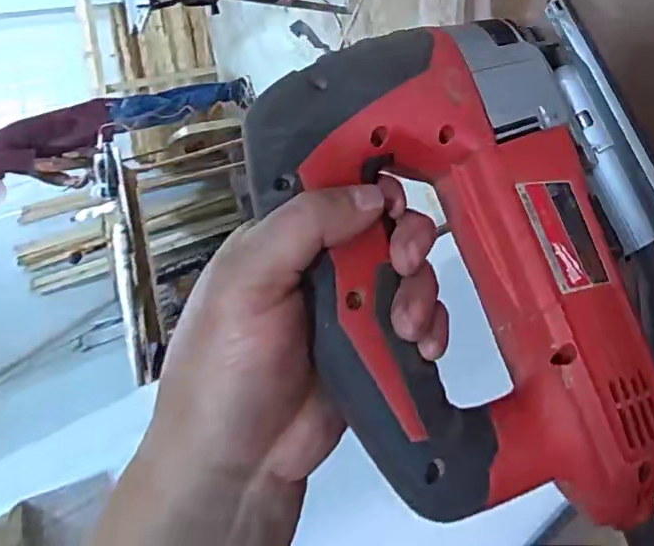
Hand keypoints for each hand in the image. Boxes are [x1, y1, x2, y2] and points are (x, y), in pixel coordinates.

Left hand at [95, 180, 447, 545]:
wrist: (237, 471)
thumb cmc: (221, 373)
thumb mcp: (247, 282)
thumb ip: (304, 224)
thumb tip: (371, 194)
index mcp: (288, 236)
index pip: (340, 187)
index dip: (373, 183)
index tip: (393, 199)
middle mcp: (326, 262)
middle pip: (388, 224)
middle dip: (408, 237)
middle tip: (404, 262)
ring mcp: (354, 302)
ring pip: (412, 269)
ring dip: (420, 290)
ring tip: (405, 326)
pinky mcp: (377, 341)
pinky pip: (422, 316)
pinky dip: (432, 325)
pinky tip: (420, 345)